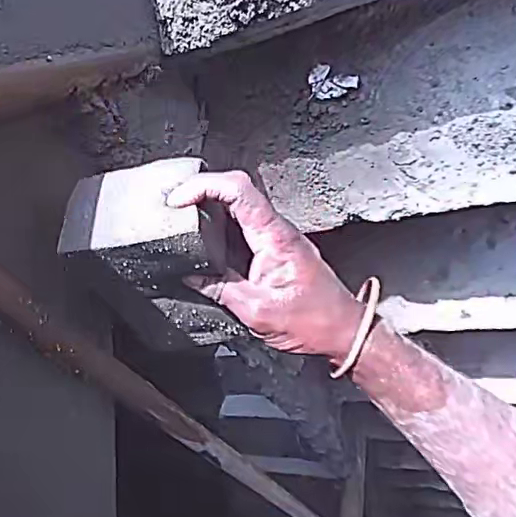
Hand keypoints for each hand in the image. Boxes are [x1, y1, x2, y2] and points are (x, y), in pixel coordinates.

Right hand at [165, 170, 364, 358]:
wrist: (343, 330)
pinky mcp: (273, 247)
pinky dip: (218, 224)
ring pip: (237, 204)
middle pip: (235, 189)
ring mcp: (275, 235)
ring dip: (207, 205)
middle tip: (172, 204)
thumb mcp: (257, 311)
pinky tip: (202, 237)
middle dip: (200, 189)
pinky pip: (242, 224)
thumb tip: (190, 276)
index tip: (177, 199)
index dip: (203, 186)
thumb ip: (220, 289)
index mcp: (275, 236)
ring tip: (180, 217)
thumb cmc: (314, 321)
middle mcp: (276, 229)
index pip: (237, 190)